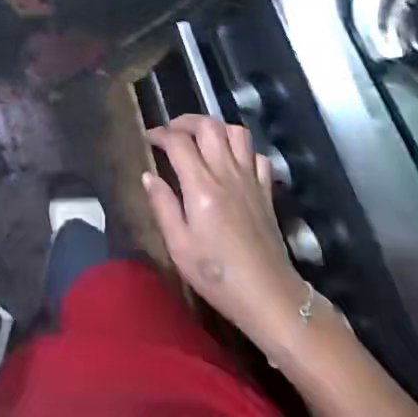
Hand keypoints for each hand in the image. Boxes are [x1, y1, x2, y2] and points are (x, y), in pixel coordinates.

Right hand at [142, 114, 304, 345]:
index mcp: (201, 186)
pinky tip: (231, 161)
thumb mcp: (179, 247)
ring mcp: (250, 179)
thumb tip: (148, 176)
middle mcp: (226, 173)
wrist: (268, 296)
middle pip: (208, 126)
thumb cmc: (217, 275)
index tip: (149, 138)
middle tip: (171, 132)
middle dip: (186, 121)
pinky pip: (256, 154)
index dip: (160, 133)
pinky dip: (242, 149)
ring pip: (236, 132)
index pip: (178, 142)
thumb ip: (163, 206)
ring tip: (201, 140)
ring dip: (215, 128)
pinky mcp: (266, 190)